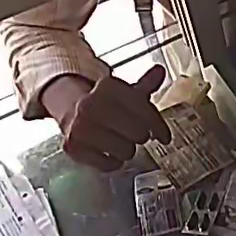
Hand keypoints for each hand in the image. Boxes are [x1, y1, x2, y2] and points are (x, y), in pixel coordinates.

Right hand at [45, 65, 171, 171]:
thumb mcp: (126, 92)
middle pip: (139, 134)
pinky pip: (109, 164)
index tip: (163, 136)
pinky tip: (108, 151)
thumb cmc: (107, 104)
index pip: (145, 112)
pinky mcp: (74, 147)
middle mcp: (91, 105)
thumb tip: (159, 71)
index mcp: (108, 87)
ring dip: (127, 150)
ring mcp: (80, 126)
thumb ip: (145, 85)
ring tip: (119, 141)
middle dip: (141, 136)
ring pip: (126, 151)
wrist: (72, 110)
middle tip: (135, 134)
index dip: (158, 127)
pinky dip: (113, 162)